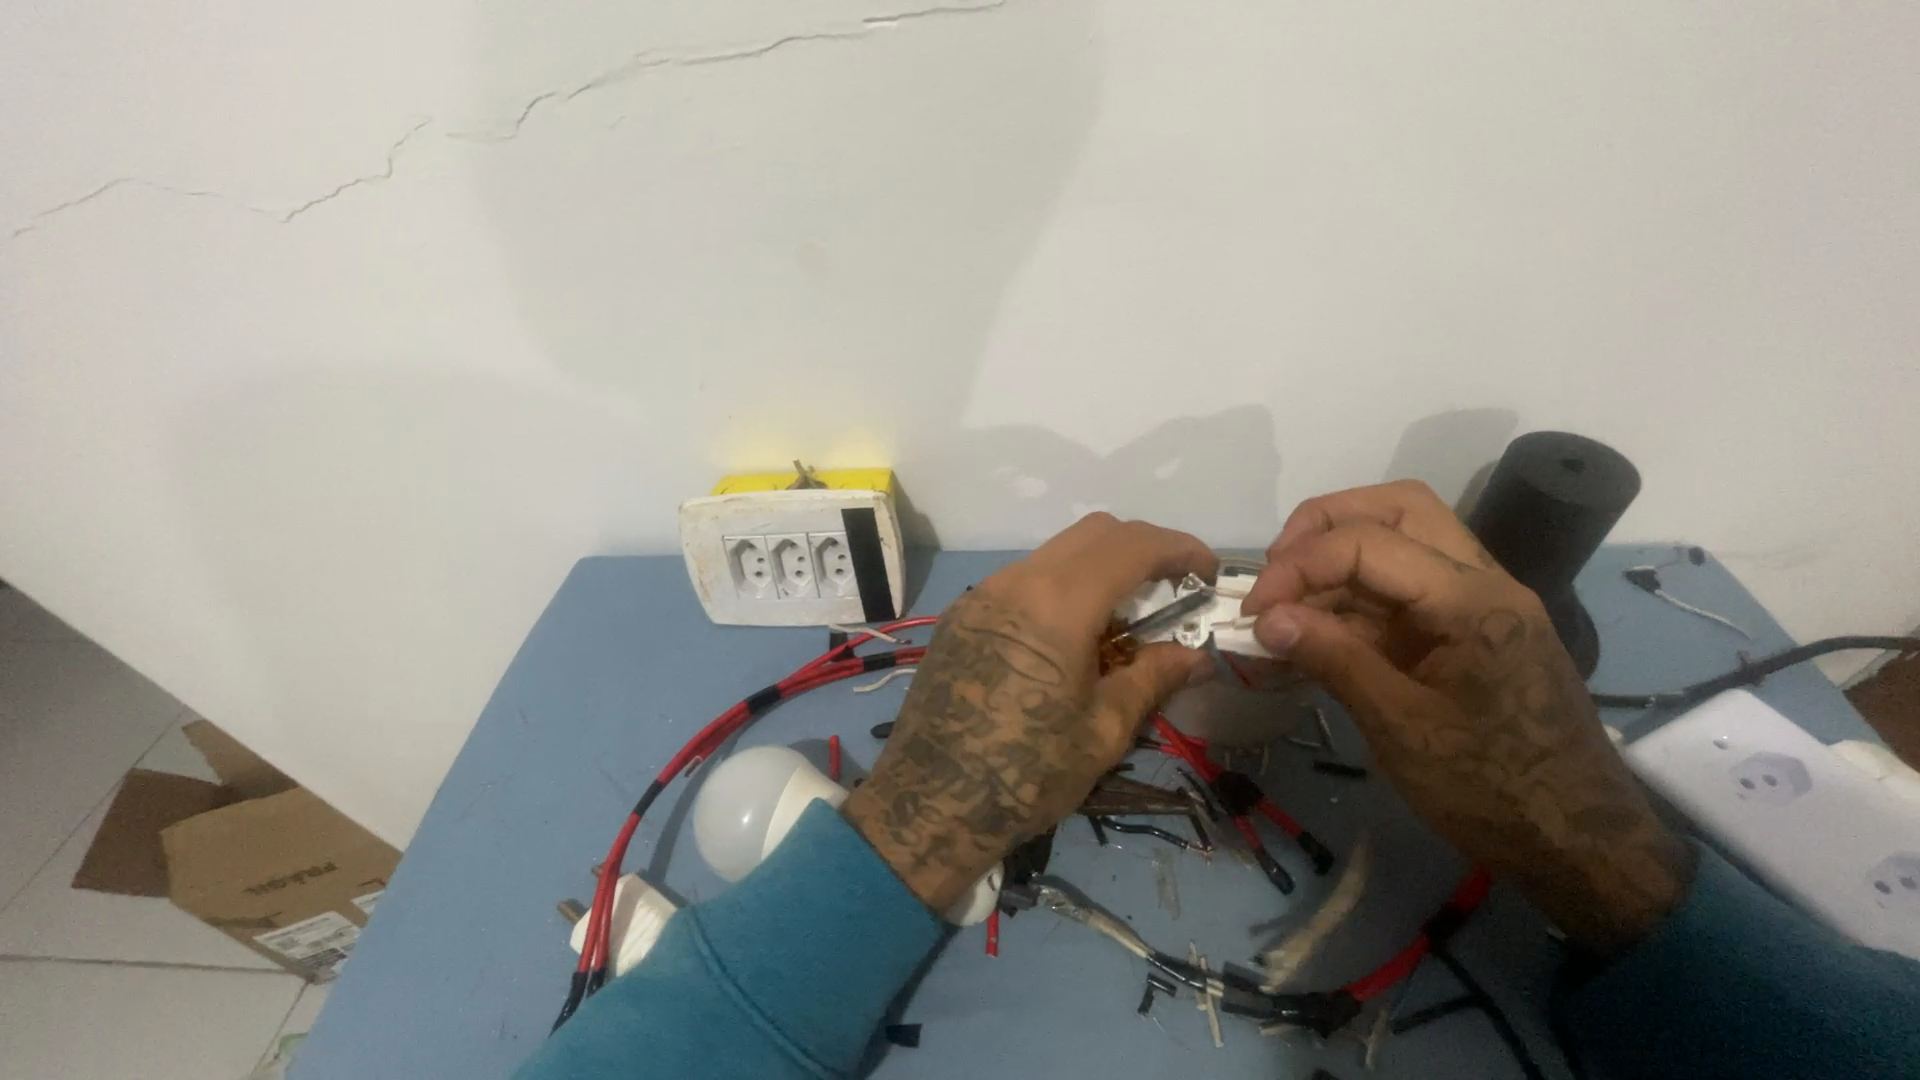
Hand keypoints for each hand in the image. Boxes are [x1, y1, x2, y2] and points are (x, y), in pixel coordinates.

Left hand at [842, 514, 1217, 914]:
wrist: (929, 800)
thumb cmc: (1026, 773)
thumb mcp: (1103, 731)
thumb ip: (1152, 677)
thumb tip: (1196, 655)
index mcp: (1058, 604)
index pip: (1131, 545)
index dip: (1179, 548)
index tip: (1207, 572)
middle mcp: (1016, 582)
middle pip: (1093, 533)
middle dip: (1142, 549)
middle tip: (1170, 590)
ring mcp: (982, 595)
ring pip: (1055, 553)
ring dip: (1099, 569)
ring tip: (1123, 621)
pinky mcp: (962, 616)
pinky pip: (1022, 580)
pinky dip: (1060, 588)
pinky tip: (1070, 638)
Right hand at [1241, 480, 1694, 950]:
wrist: (1575, 845)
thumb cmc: (1490, 790)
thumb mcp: (1400, 727)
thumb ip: (1333, 659)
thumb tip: (1265, 619)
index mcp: (1472, 601)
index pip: (1369, 543)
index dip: (1299, 564)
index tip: (1253, 611)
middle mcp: (1479, 583)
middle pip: (1397, 508)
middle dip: (1324, 526)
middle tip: (1277, 571)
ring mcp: (1473, 604)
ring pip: (1400, 538)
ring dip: (1335, 555)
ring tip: (1285, 600)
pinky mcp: (1460, 630)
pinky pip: (1399, 587)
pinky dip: (1349, 594)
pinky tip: (1312, 627)